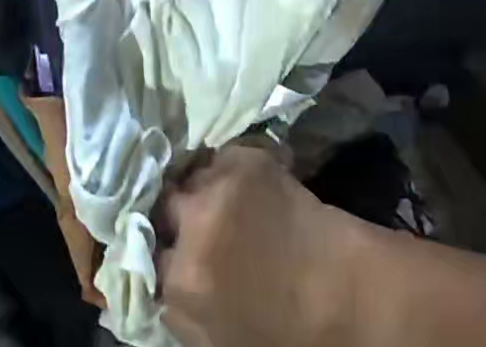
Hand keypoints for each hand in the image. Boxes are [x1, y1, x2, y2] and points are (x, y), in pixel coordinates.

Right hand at [157, 145, 362, 346]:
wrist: (341, 290)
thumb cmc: (280, 328)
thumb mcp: (213, 338)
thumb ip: (173, 306)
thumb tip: (153, 276)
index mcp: (181, 278)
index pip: (144, 249)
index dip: (158, 247)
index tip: (167, 245)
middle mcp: (193, 222)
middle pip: (163, 203)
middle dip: (174, 212)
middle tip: (196, 221)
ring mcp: (220, 185)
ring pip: (192, 176)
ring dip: (202, 188)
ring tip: (223, 201)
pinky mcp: (246, 159)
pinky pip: (220, 157)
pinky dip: (228, 170)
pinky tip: (246, 188)